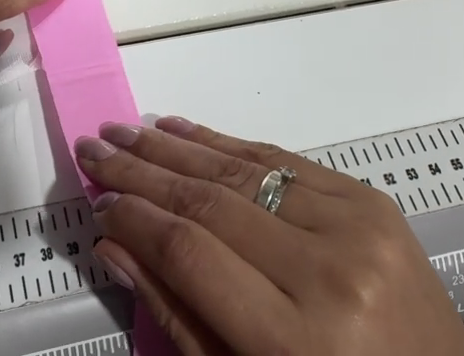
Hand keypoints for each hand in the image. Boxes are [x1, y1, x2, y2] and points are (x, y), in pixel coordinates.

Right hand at [75, 119, 463, 355]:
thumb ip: (178, 317)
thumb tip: (113, 244)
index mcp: (299, 340)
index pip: (190, 252)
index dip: (134, 220)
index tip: (94, 201)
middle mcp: (330, 272)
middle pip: (210, 201)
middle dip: (140, 172)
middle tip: (92, 148)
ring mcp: (357, 227)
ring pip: (241, 169)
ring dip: (173, 146)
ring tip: (124, 132)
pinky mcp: (372, 200)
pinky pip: (282, 159)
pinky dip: (225, 143)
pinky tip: (181, 129)